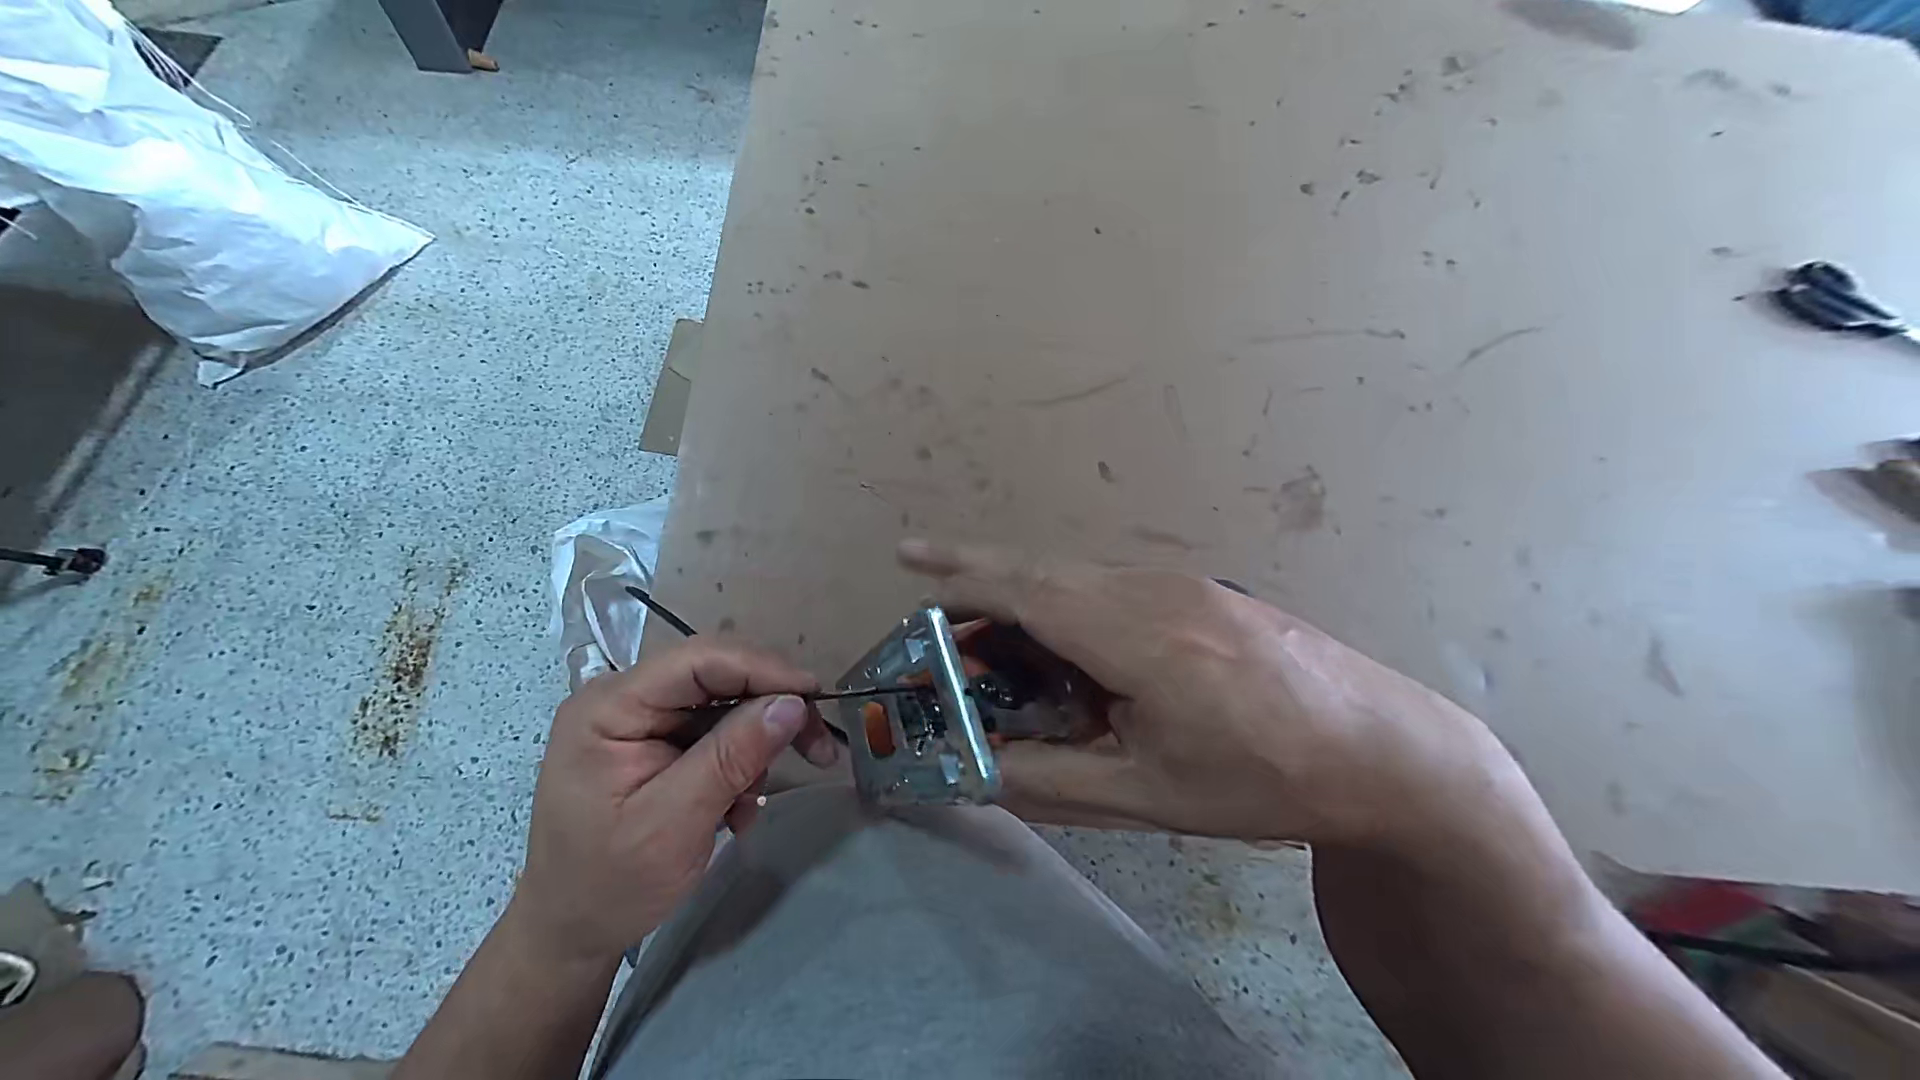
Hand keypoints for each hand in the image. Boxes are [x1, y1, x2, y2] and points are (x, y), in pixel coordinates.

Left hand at [507, 639, 839, 960]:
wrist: (571, 931)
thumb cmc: (609, 885)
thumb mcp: (673, 825)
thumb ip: (732, 757)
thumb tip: (794, 704)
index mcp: (610, 707)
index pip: (699, 660)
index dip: (763, 668)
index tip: (815, 697)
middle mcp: (625, 697)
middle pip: (717, 674)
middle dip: (771, 705)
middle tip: (817, 745)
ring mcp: (641, 717)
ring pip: (726, 700)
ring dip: (758, 740)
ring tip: (758, 795)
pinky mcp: (658, 738)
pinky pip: (718, 728)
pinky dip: (742, 759)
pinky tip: (739, 802)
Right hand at [899, 540, 1529, 852]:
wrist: (1389, 750)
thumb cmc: (1265, 779)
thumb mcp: (1149, 796)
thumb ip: (1053, 780)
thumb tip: (980, 769)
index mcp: (1133, 634)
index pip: (1024, 591)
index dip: (960, 576)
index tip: (909, 562)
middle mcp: (1151, 590)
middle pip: (1043, 571)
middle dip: (978, 577)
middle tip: (927, 587)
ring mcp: (1182, 583)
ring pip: (1077, 579)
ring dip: (1026, 600)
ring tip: (994, 644)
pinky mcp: (1201, 591)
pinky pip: (1111, 588)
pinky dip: (1068, 608)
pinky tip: (1071, 651)